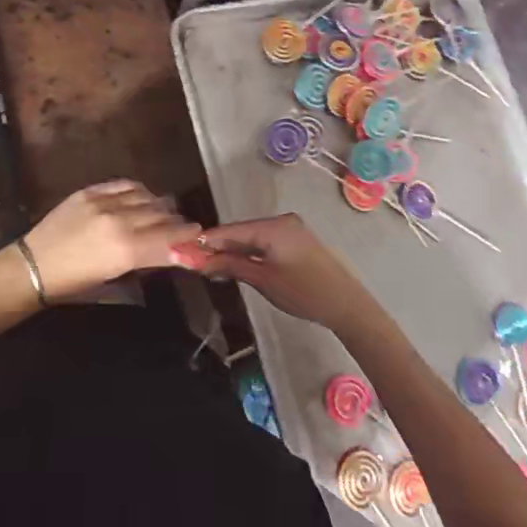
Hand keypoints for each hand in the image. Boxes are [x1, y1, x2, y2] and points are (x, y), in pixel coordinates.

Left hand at [20, 180, 202, 300]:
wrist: (33, 267)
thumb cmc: (74, 285)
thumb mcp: (114, 280)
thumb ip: (146, 262)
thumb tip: (174, 252)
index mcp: (126, 250)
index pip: (171, 238)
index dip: (189, 238)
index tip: (199, 239)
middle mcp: (119, 222)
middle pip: (163, 216)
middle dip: (177, 224)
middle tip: (183, 231)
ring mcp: (103, 203)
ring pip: (148, 197)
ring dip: (160, 207)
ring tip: (161, 216)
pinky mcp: (89, 191)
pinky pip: (126, 185)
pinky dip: (139, 192)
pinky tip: (141, 200)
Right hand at [170, 213, 377, 330]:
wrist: (346, 304)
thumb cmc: (303, 292)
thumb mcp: (263, 279)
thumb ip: (230, 265)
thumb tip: (200, 261)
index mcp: (273, 226)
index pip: (230, 230)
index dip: (204, 241)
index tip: (180, 248)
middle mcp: (281, 222)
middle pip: (239, 232)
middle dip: (216, 246)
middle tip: (191, 260)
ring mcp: (291, 231)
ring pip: (251, 238)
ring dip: (231, 251)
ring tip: (207, 265)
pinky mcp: (295, 243)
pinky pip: (263, 244)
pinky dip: (247, 253)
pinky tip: (233, 265)